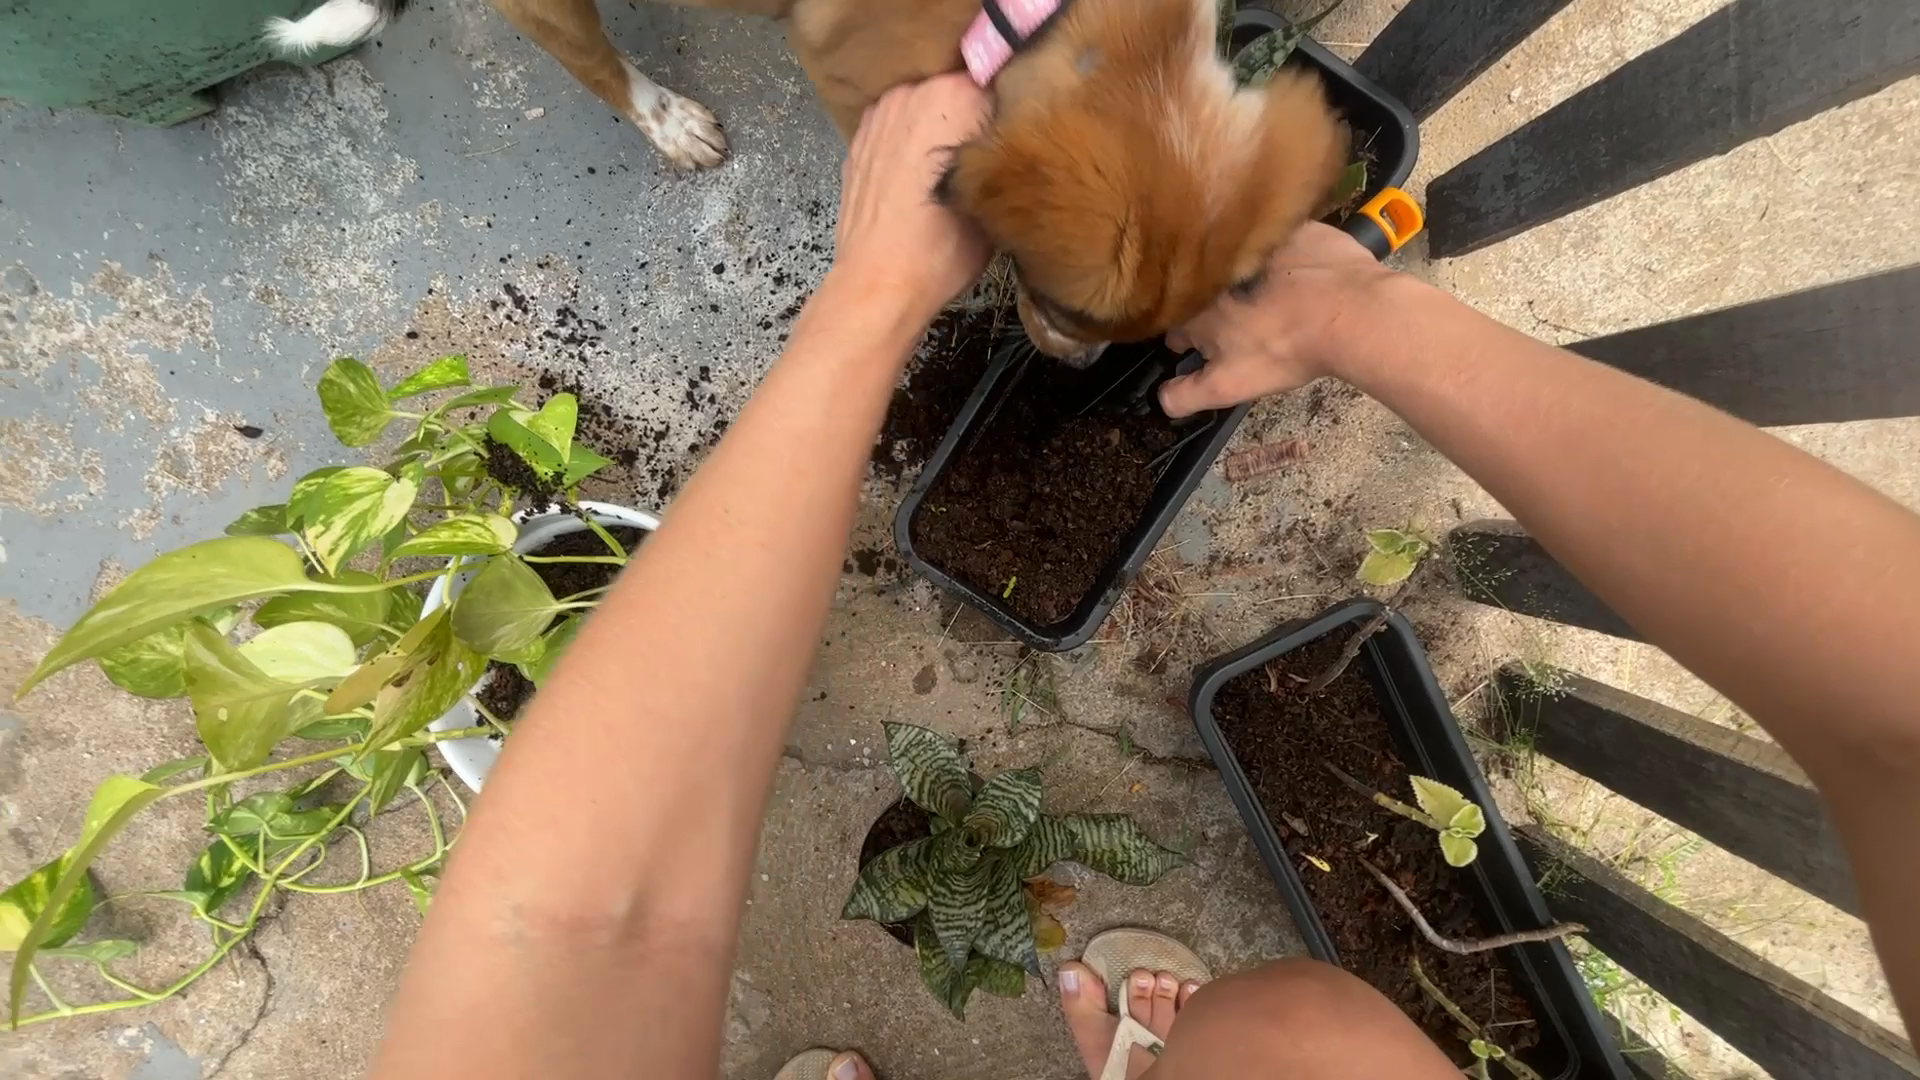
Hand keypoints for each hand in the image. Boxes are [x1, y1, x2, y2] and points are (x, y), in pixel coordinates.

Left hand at [831, 73, 992, 322]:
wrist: (878, 285)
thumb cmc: (938, 255)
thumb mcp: (993, 210)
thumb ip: (1002, 164)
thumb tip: (1008, 152)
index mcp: (952, 100)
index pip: (996, 83)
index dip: (1008, 111)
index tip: (1015, 138)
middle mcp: (913, 94)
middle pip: (956, 87)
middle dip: (971, 115)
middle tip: (986, 154)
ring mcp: (880, 113)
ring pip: (924, 104)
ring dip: (939, 126)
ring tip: (951, 166)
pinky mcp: (860, 138)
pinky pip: (898, 126)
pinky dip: (910, 141)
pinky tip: (920, 176)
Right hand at [1159, 223, 1394, 417]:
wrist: (1352, 313)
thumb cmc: (1285, 348)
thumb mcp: (1227, 386)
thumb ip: (1185, 396)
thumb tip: (1161, 399)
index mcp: (1198, 305)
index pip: (1174, 323)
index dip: (1184, 340)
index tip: (1195, 349)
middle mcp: (1221, 267)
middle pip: (1207, 293)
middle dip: (1214, 309)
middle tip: (1239, 330)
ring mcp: (1261, 243)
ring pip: (1242, 267)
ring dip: (1247, 283)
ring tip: (1271, 303)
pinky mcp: (1298, 228)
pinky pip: (1281, 245)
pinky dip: (1285, 261)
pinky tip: (1302, 281)